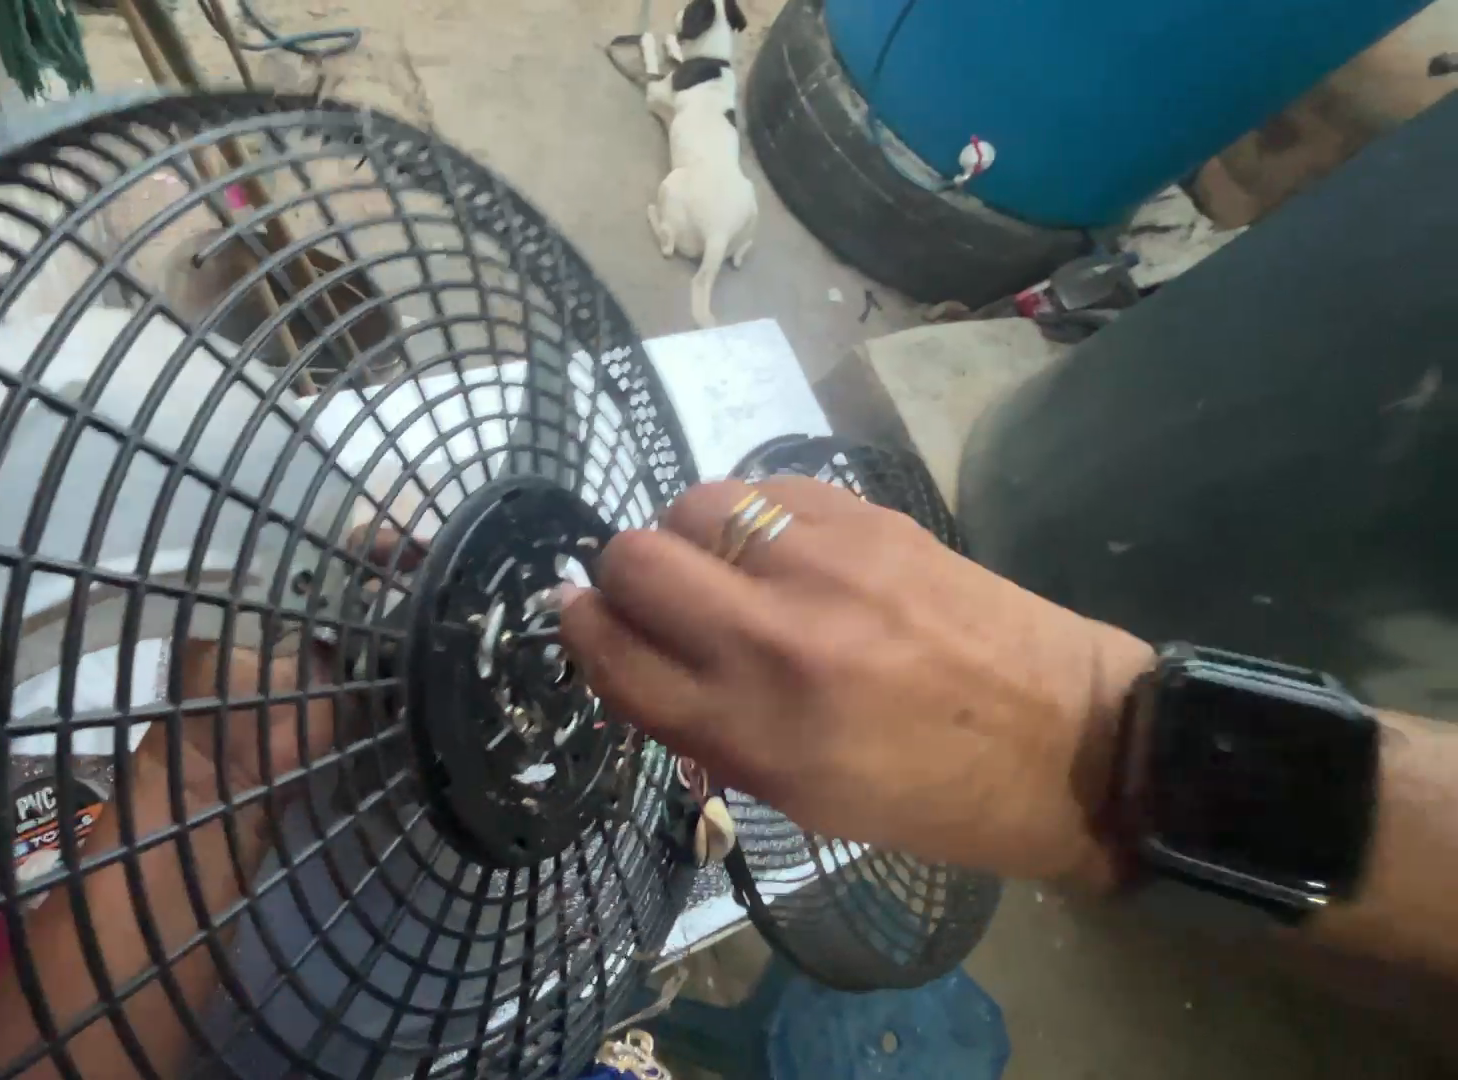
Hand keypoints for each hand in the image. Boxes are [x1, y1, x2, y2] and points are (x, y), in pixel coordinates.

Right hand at [558, 477, 1157, 887]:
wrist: (1068, 740)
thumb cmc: (916, 792)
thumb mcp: (786, 790)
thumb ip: (690, 718)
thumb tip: (622, 646)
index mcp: (748, 730)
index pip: (612, 656)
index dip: (580, 630)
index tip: (580, 616)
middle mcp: (771, 641)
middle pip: (630, 561)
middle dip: (619, 575)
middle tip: (652, 594)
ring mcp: (821, 566)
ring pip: (687, 506)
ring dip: (683, 537)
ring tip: (723, 565)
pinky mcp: (866, 516)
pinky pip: (758, 488)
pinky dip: (747, 517)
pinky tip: (780, 546)